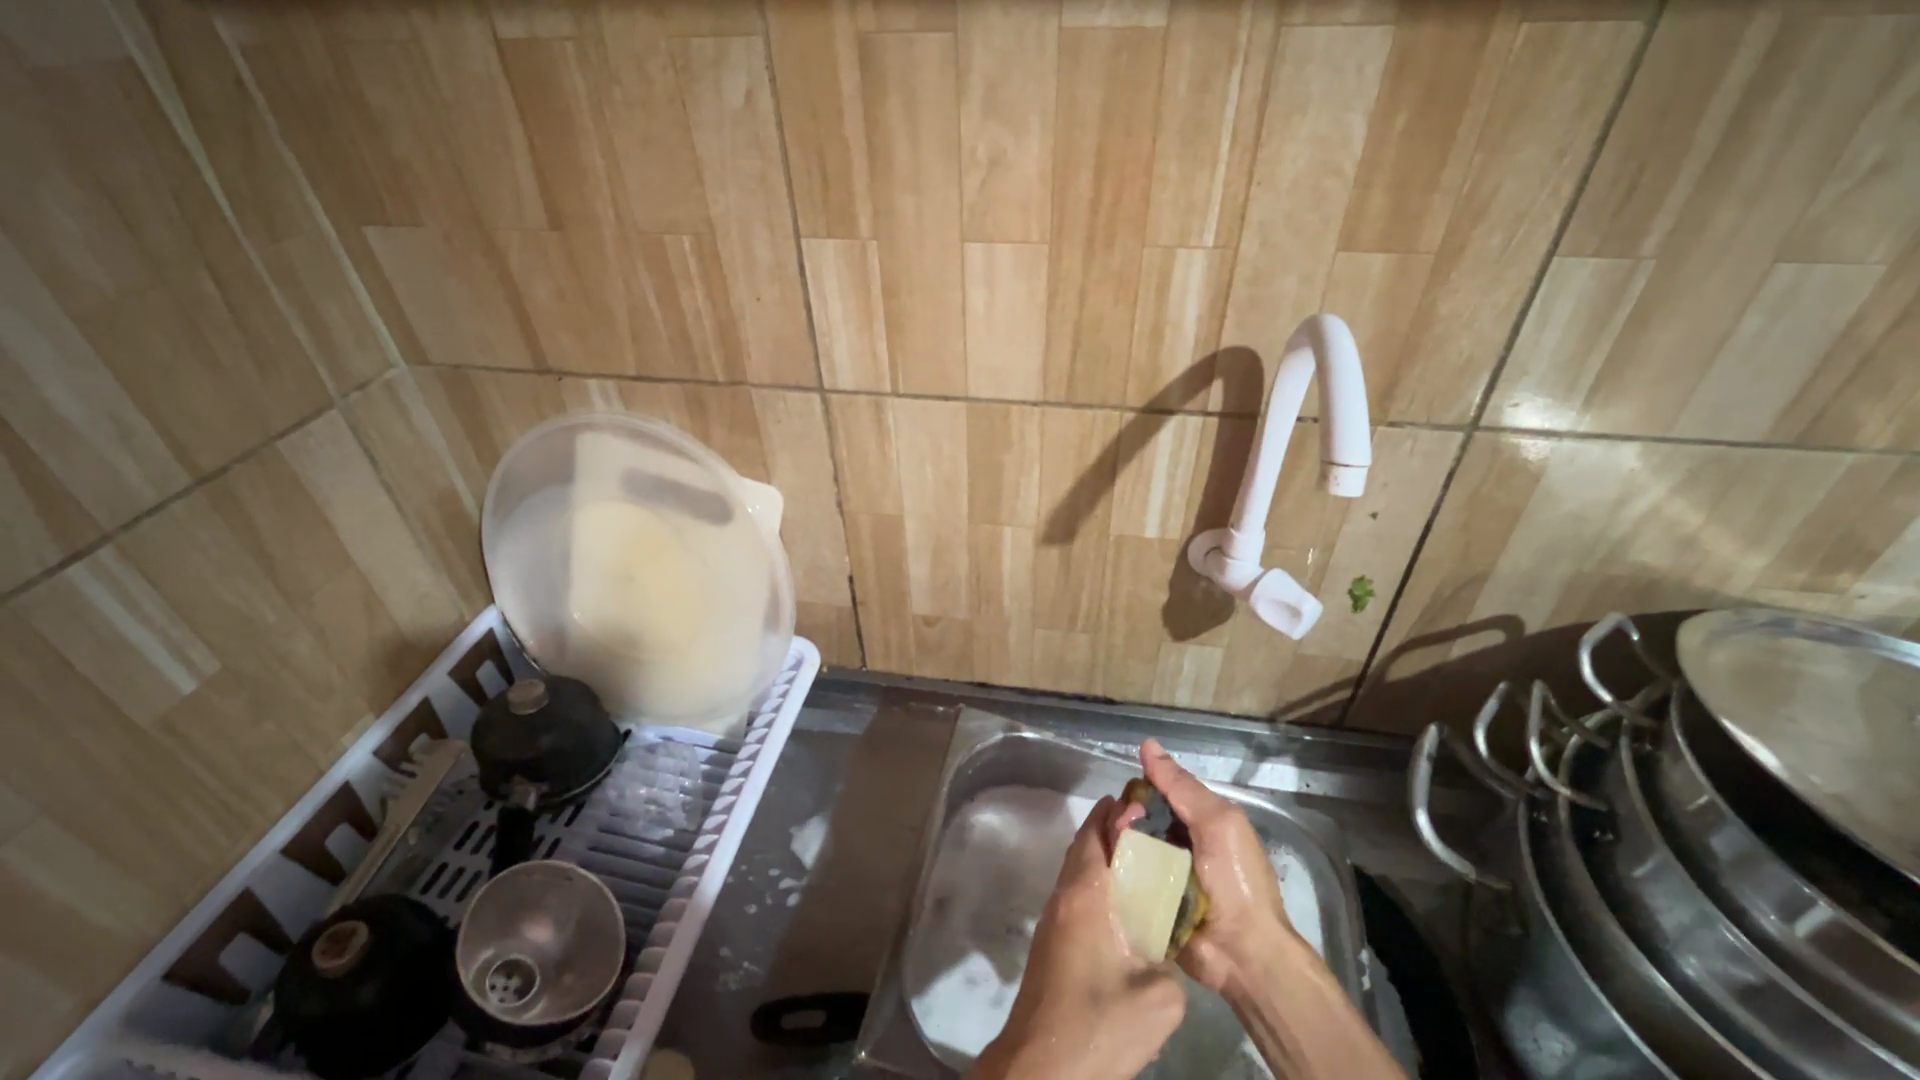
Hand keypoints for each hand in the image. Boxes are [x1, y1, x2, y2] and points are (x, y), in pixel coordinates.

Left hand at [971, 796, 1185, 1079]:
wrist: (1042, 1066)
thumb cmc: (1099, 1025)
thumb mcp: (1160, 997)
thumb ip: (1171, 959)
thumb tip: (1165, 949)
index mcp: (1087, 897)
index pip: (1098, 837)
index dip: (1116, 814)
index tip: (1139, 798)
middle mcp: (1064, 900)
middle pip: (1082, 848)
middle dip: (1108, 827)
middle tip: (1142, 818)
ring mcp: (1053, 923)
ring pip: (1076, 873)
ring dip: (1101, 854)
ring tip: (1139, 852)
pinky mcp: (1052, 946)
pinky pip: (1076, 896)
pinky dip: (1097, 882)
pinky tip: (1123, 900)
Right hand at [1133, 739, 1295, 996]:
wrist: (1242, 952)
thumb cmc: (1237, 881)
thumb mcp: (1218, 822)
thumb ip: (1182, 786)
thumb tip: (1148, 745)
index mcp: (1201, 823)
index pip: (1160, 794)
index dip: (1143, 791)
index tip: (1131, 798)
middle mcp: (1179, 845)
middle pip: (1139, 819)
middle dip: (1128, 817)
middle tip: (1124, 828)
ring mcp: (1161, 876)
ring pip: (1127, 846)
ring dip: (1119, 842)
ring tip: (1117, 849)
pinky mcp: (1147, 903)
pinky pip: (1123, 878)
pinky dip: (1114, 869)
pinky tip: (1106, 866)